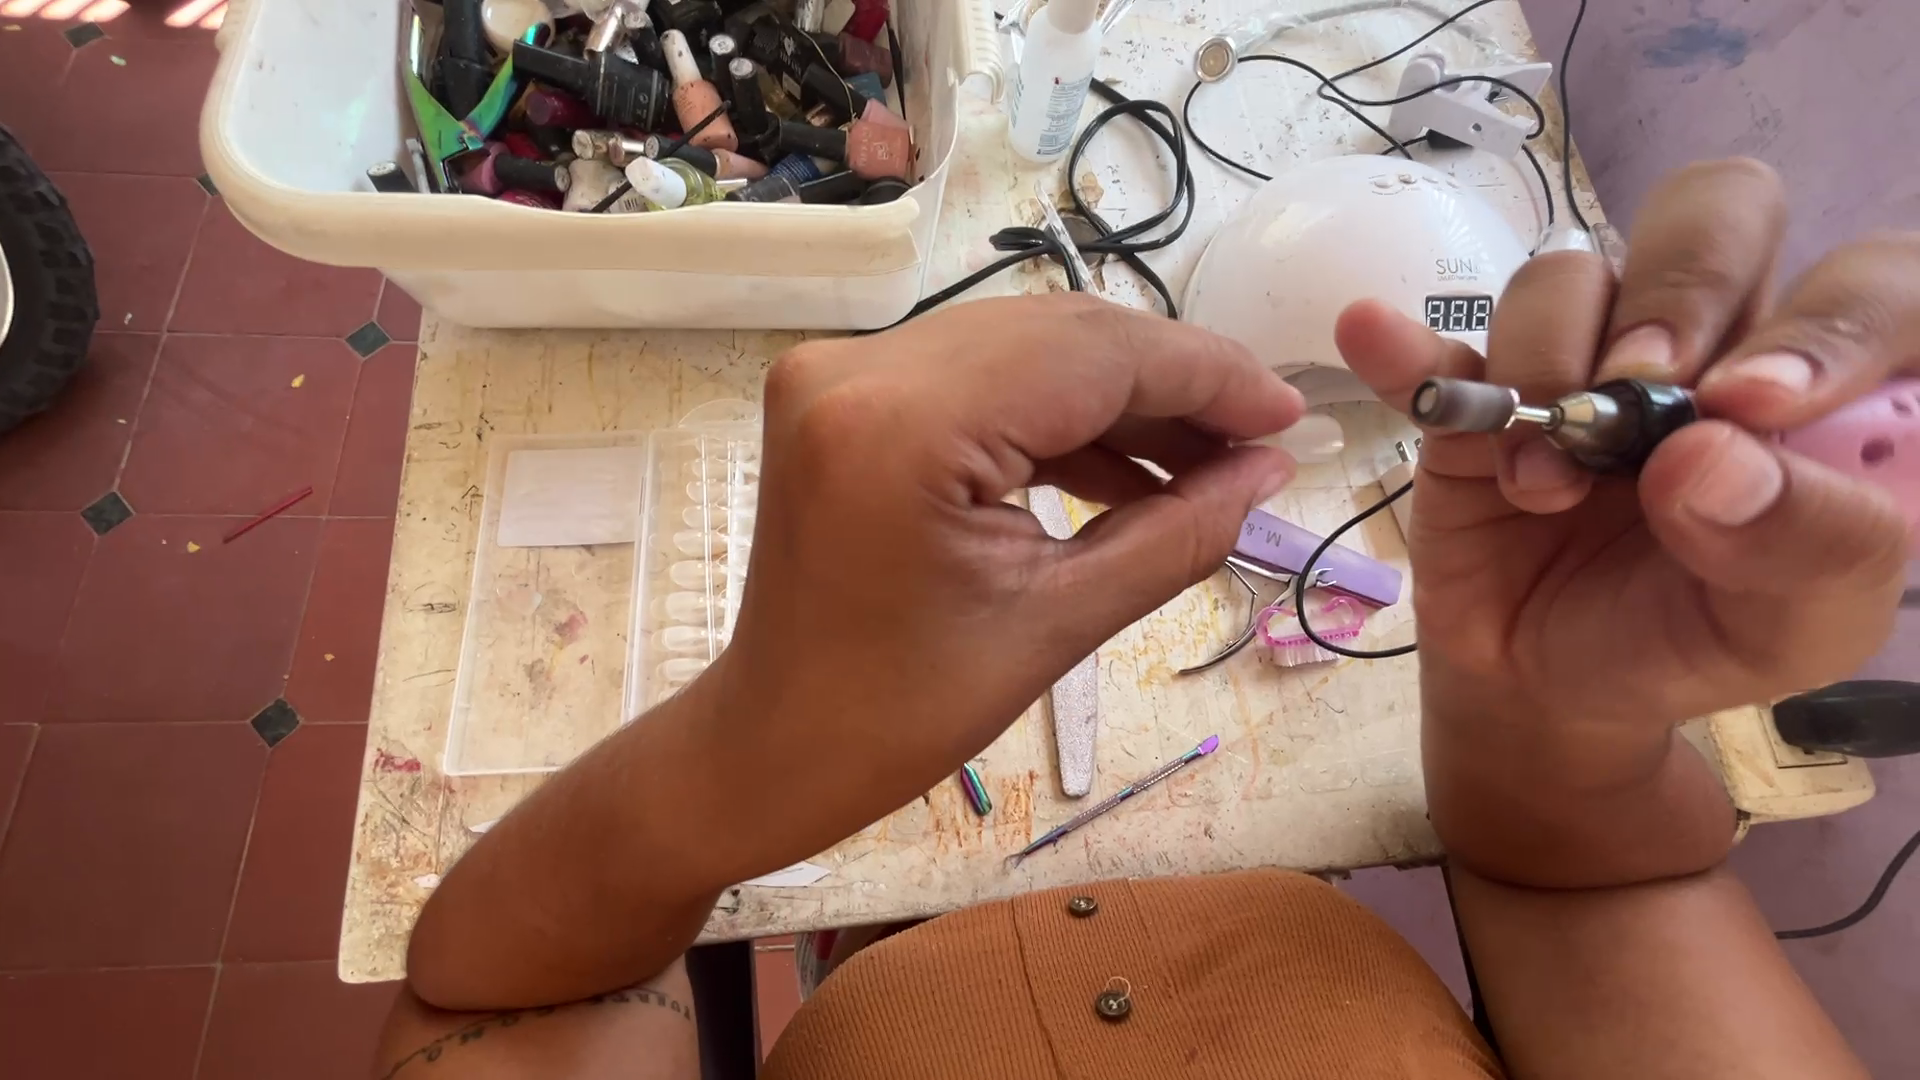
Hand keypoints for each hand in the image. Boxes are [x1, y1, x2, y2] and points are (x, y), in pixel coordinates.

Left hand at [702, 294, 1302, 878]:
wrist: (776, 740)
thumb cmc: (901, 715)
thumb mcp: (1056, 623)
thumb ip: (1177, 532)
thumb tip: (1270, 469)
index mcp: (903, 423)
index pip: (1094, 355)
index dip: (1207, 377)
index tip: (1287, 415)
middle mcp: (859, 366)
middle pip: (1058, 337)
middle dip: (1168, 386)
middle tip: (1251, 444)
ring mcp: (839, 370)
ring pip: (1021, 351)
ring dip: (1113, 402)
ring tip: (1198, 466)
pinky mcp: (842, 393)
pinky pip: (975, 380)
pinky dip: (1048, 417)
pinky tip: (1117, 465)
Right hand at [1335, 160, 1913, 884]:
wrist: (1541, 688)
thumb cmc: (1668, 653)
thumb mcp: (1787, 628)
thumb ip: (1818, 538)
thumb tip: (1722, 447)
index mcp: (1799, 395)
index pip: (1858, 285)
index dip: (1807, 327)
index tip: (1733, 427)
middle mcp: (1680, 354)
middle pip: (1705, 227)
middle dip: (1668, 303)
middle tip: (1629, 414)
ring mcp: (1556, 375)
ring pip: (1556, 279)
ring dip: (1538, 352)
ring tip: (1528, 458)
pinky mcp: (1457, 412)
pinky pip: (1427, 353)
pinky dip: (1400, 343)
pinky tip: (1370, 335)